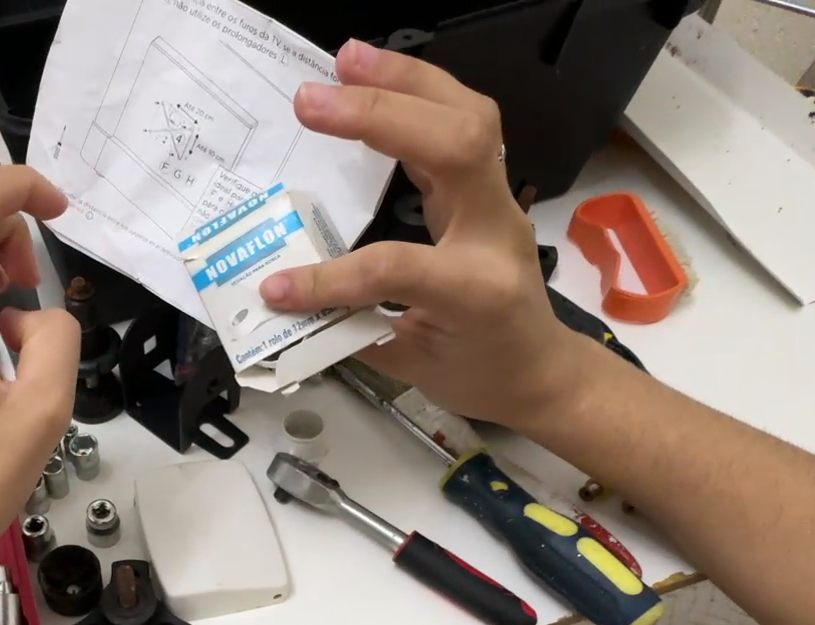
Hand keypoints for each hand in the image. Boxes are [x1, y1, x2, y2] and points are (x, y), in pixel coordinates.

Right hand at [258, 40, 588, 428]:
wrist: (539, 371)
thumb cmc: (478, 375)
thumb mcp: (409, 366)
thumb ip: (349, 330)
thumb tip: (289, 303)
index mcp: (474, 289)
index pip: (393, 266)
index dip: (328, 278)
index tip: (275, 289)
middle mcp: (495, 232)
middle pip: (455, 144)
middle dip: (380, 114)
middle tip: (310, 97)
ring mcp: (500, 203)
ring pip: (470, 116)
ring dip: (405, 80)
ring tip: (346, 60)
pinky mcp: (492, 189)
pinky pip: (467, 124)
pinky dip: (422, 94)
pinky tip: (379, 82)